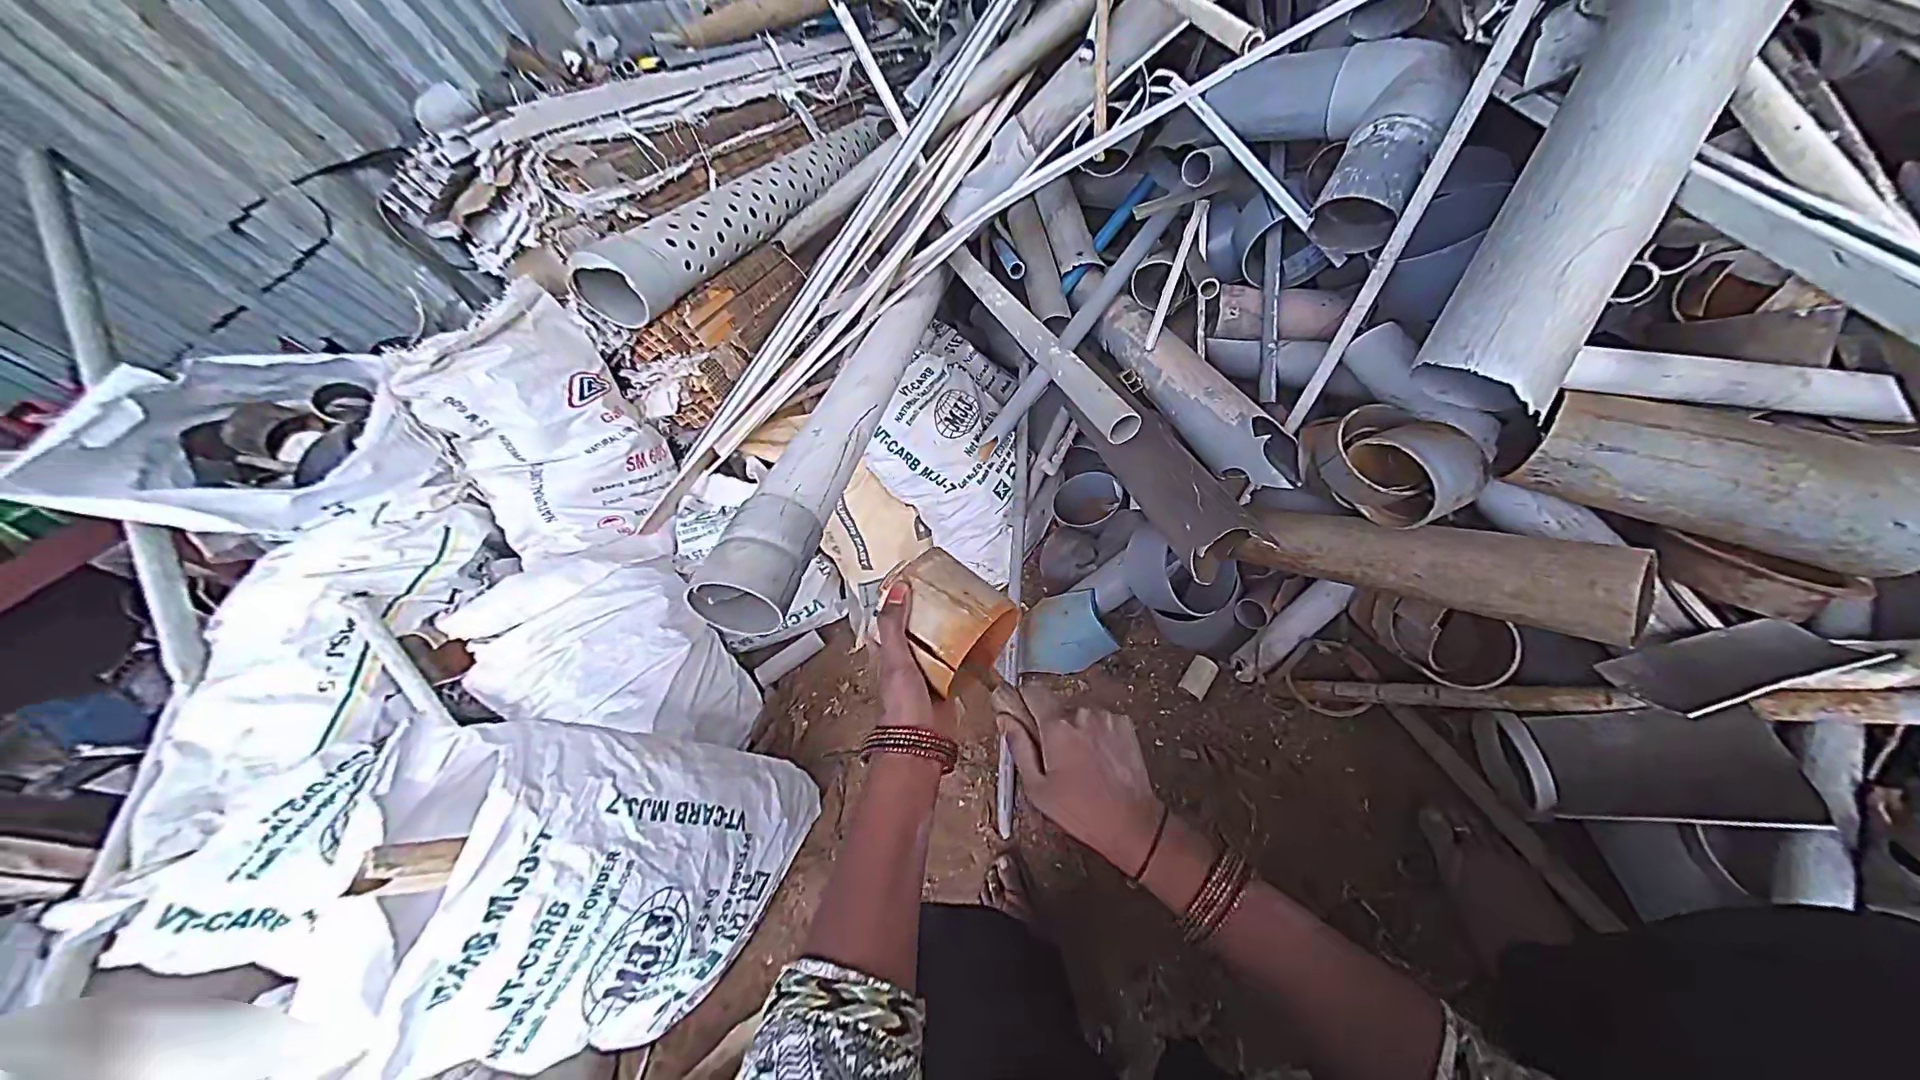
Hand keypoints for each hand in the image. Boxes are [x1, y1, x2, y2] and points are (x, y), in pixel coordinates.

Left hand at [875, 580, 956, 737]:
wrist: (923, 738)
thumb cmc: (901, 703)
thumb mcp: (894, 657)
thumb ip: (894, 625)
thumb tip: (897, 590)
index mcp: (888, 653)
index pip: (889, 622)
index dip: (896, 604)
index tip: (909, 584)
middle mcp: (907, 662)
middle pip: (917, 632)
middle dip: (927, 615)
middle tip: (942, 593)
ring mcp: (928, 673)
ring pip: (937, 646)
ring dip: (947, 632)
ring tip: (961, 609)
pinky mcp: (947, 684)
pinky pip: (957, 663)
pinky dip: (965, 652)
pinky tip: (975, 640)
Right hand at [997, 692, 1165, 873]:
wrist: (1132, 822)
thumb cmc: (1080, 810)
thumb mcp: (1037, 788)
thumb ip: (1018, 747)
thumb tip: (1004, 719)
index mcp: (1056, 727)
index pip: (1032, 691)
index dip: (1024, 700)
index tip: (1021, 714)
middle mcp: (1081, 713)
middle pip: (1055, 706)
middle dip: (1051, 724)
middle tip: (1055, 756)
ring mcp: (1105, 716)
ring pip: (1078, 713)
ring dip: (1075, 728)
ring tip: (1082, 762)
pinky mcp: (1124, 723)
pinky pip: (1099, 719)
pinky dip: (1096, 732)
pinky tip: (1100, 758)